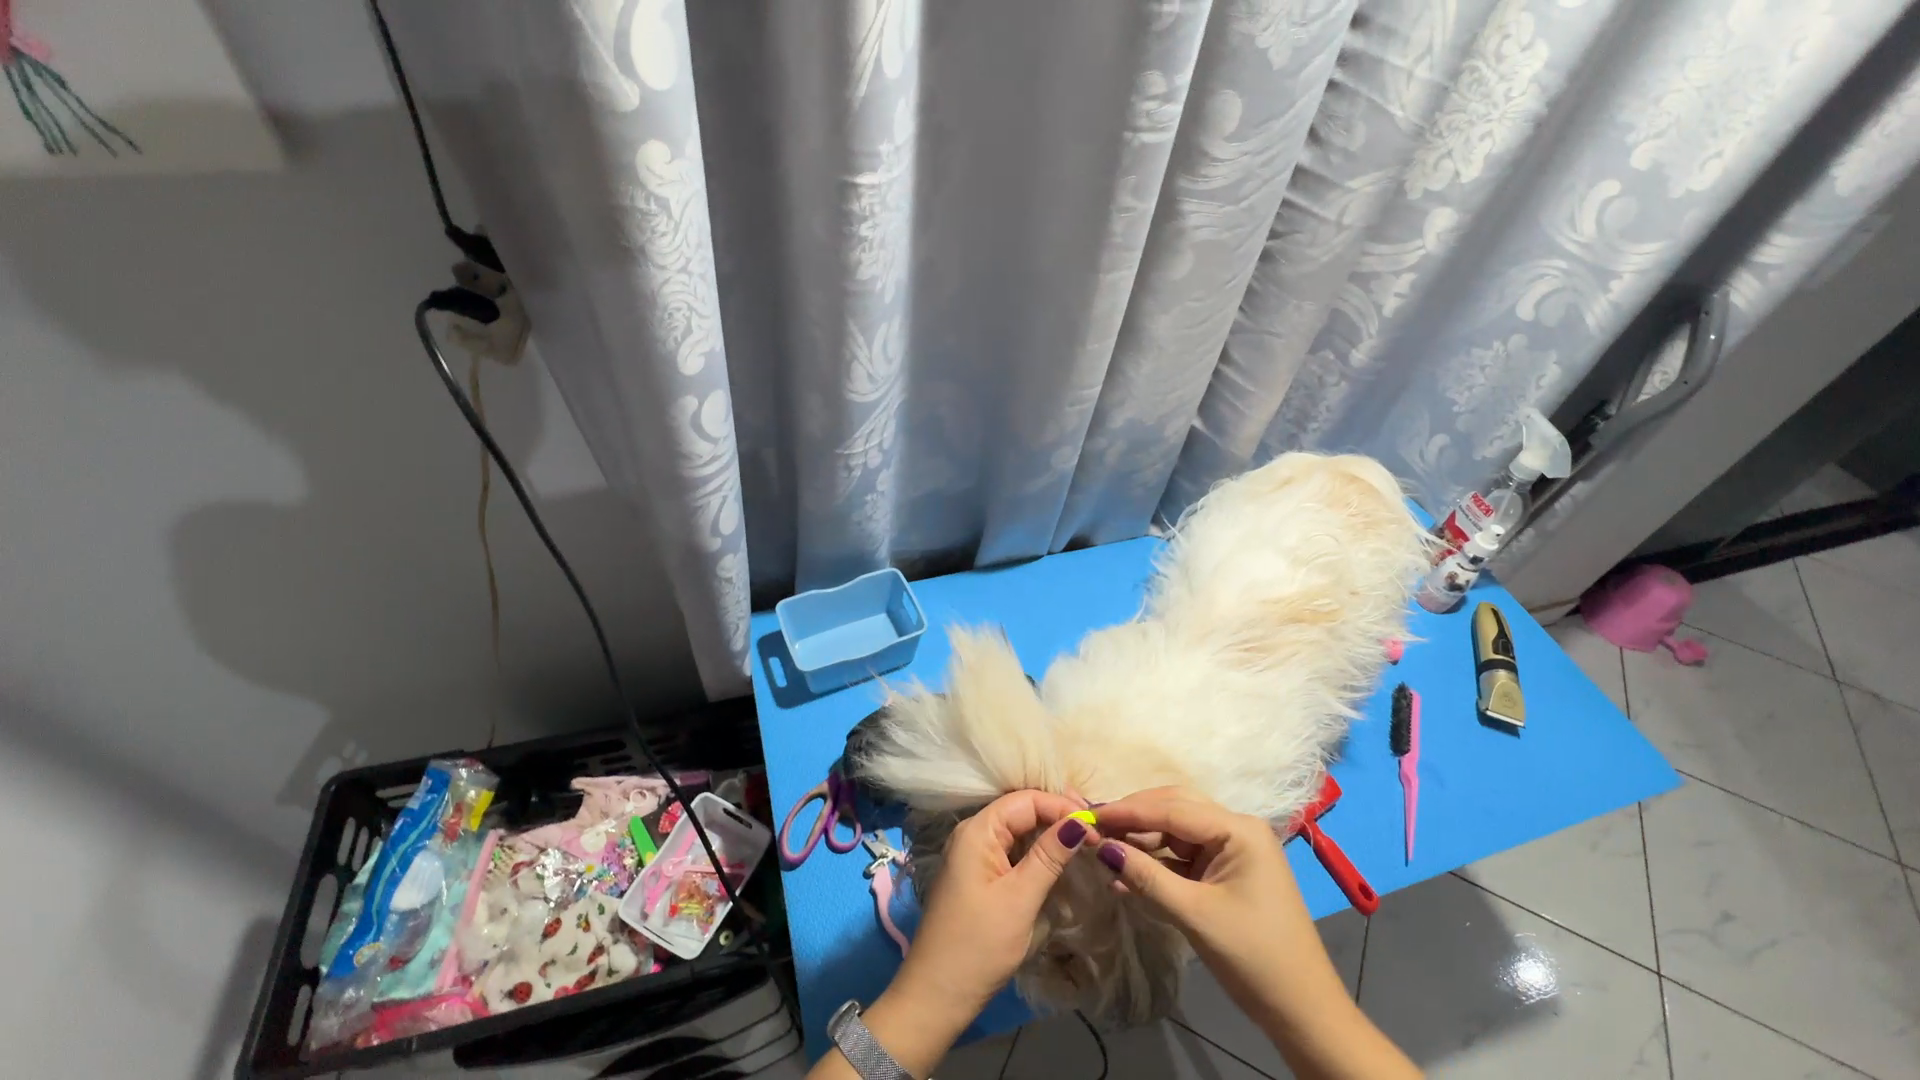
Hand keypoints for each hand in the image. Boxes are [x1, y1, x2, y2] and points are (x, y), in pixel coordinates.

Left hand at [809, 791, 1091, 1079]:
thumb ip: (1049, 856)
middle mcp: (972, 835)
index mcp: (977, 831)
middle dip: (1058, 817)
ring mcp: (973, 856)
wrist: (937, 995)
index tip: (1097, 824)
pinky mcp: (978, 877)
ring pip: (1018, 832)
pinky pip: (1011, 852)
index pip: (1026, 800)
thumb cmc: (979, 945)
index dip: (1062, 806)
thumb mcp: (1020, 899)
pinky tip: (1060, 863)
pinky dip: (1036, 854)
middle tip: (1097, 832)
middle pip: (1021, 811)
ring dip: (1049, 836)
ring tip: (1086, 844)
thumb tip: (1080, 820)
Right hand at [1090, 787, 1419, 1079]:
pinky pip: (1181, 857)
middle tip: (1090, 826)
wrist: (1300, 1008)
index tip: (1086, 815)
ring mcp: (1231, 851)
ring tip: (1099, 848)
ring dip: (1139, 841)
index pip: (1171, 808)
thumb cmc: (1252, 955)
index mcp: (1238, 829)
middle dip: (1132, 818)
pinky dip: (1153, 863)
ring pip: (1174, 832)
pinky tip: (1122, 876)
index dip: (1126, 810)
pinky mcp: (1224, 873)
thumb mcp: (1193, 913)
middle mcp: (1236, 829)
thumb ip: (1145, 876)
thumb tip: (1099, 846)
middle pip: (1173, 809)